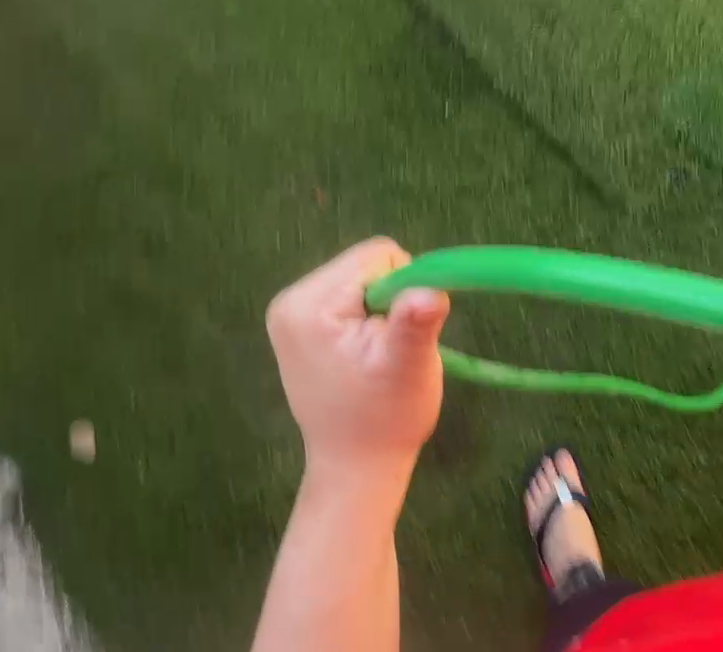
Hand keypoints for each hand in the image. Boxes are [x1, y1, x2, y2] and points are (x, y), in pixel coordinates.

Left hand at [266, 238, 449, 491]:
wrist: (356, 467)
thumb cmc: (384, 418)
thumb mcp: (408, 368)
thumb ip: (415, 323)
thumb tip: (431, 290)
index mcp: (308, 304)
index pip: (378, 256)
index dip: (406, 288)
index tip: (398, 334)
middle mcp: (291, 300)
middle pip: (370, 264)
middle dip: (394, 299)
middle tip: (389, 348)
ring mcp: (293, 312)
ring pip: (367, 279)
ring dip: (385, 310)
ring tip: (378, 356)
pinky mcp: (304, 324)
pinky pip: (355, 295)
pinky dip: (372, 319)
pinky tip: (366, 355)